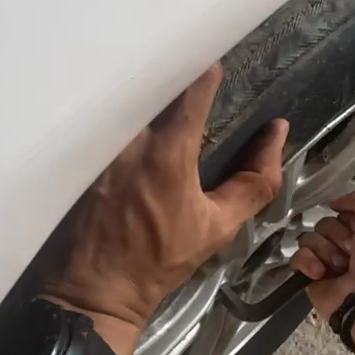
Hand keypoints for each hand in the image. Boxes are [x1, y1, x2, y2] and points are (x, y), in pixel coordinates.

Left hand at [43, 64, 288, 354]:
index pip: (190, 95)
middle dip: (167, 75)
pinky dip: (114, 113)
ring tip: (153, 84)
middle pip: (149, 89)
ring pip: (121, 102)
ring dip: (139, 92)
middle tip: (181, 67)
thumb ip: (254, 181)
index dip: (205, 75)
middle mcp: (128, 140)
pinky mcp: (76, 158)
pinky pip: (99, 121)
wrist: (96, 290)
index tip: (214, 65)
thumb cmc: (161, 259)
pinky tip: (122, 113)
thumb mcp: (219, 226)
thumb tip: (277, 133)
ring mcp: (97, 147)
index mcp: (168, 153)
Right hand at [288, 187, 354, 318]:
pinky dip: (308, 263)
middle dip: (336, 237)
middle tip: (350, 253)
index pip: (341, 213)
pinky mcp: (310, 277)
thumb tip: (334, 201)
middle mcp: (344, 247)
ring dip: (325, 251)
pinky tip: (320, 273)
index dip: (347, 219)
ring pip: (309, 239)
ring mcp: (326, 262)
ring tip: (339, 268)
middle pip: (323, 224)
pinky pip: (298, 258)